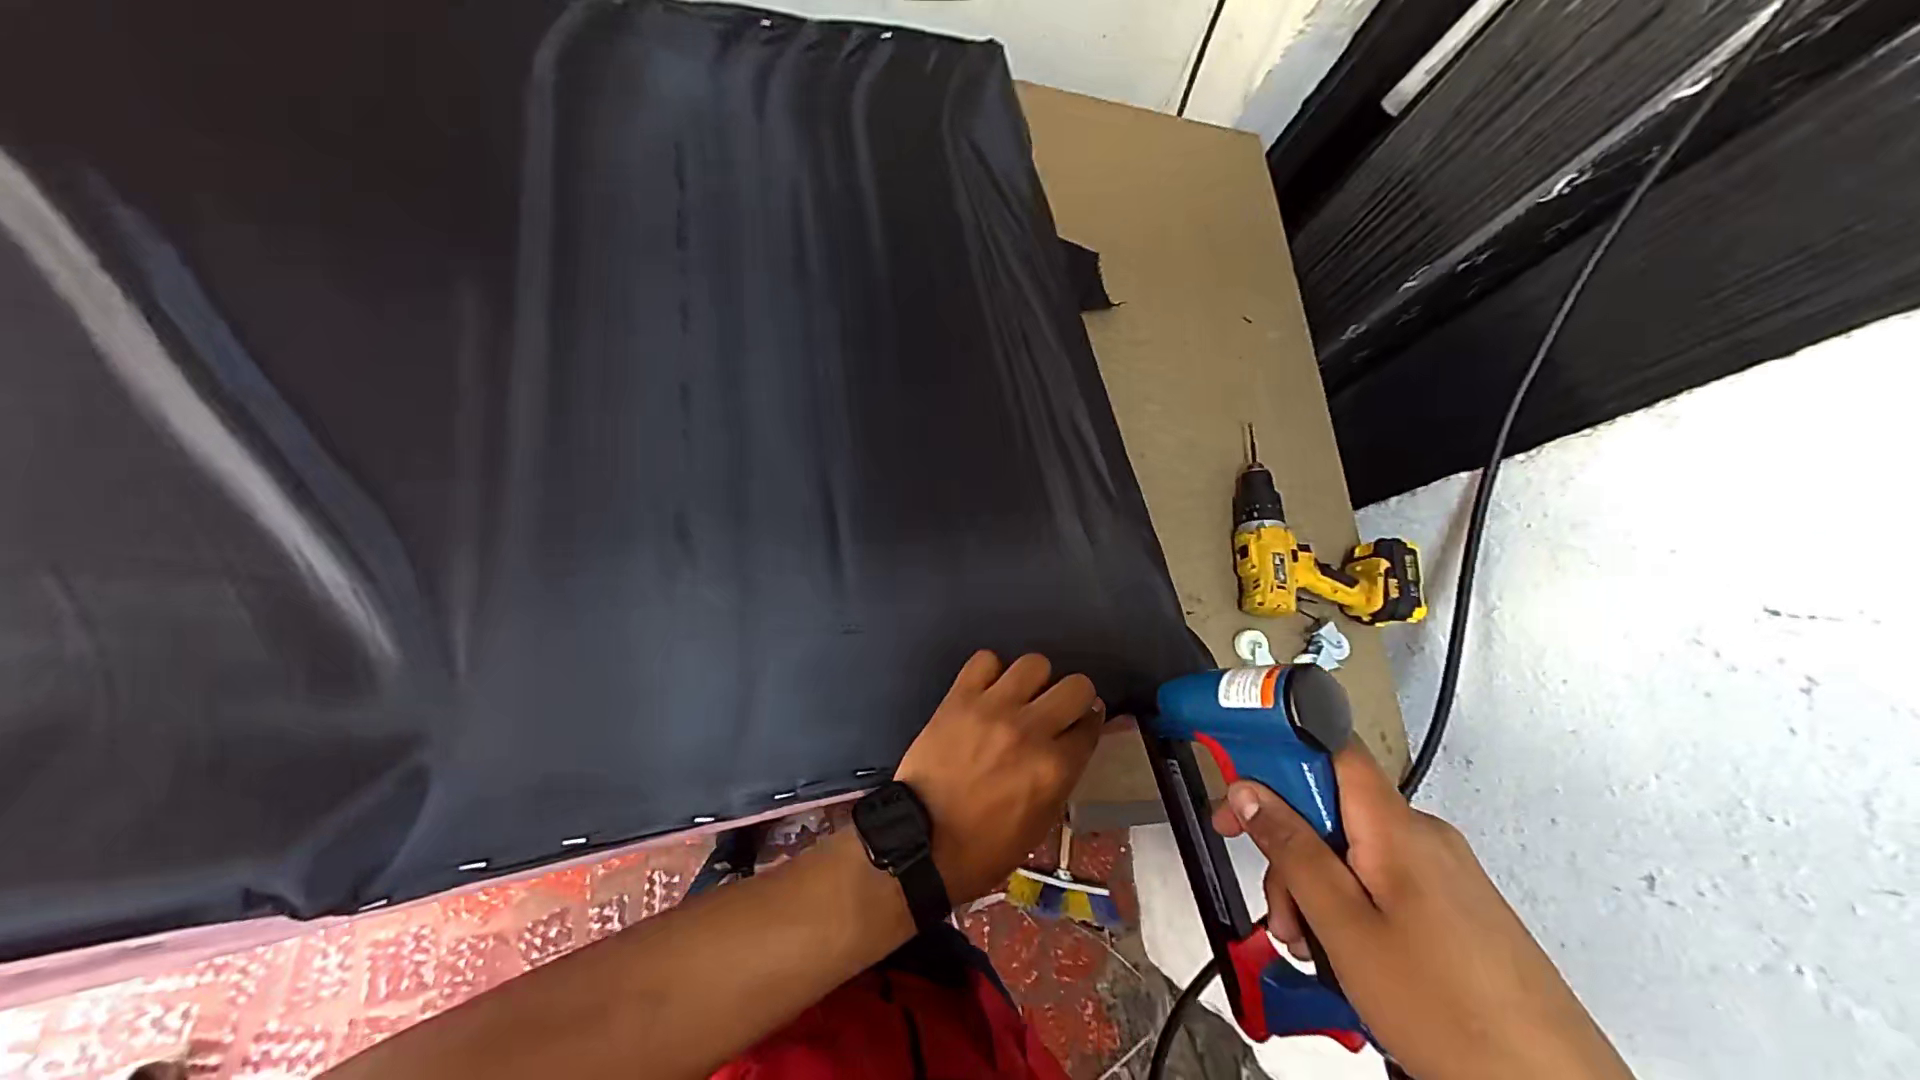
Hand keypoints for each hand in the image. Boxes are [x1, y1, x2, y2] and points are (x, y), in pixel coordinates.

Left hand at [894, 651, 1110, 902]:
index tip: (1079, 726)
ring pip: (1034, 664)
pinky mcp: (959, 699)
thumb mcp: (1039, 824)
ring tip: (1020, 697)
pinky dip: (990, 672)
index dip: (1088, 725)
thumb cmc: (984, 847)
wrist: (920, 841)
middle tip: (1056, 711)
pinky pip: (985, 660)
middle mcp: (1030, 731)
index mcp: (1054, 768)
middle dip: (1074, 698)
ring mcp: (993, 709)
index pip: (1091, 726)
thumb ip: (1060, 778)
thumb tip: (1069, 746)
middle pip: (1076, 686)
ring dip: (1033, 681)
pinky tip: (986, 691)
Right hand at [1212, 746, 1633, 1079]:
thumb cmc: (1455, 1016)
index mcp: (1398, 828)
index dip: (1274, 752)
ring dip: (1315, 888)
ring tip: (1315, 947)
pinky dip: (1348, 905)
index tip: (1237, 777)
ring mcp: (1442, 871)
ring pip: (1350, 850)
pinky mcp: (1451, 905)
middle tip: (1280, 906)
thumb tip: (1251, 795)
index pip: (1328, 747)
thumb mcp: (1344, 927)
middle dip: (1289, 849)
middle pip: (1330, 808)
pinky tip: (1344, 952)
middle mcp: (1423, 836)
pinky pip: (1379, 880)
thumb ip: (1292, 850)